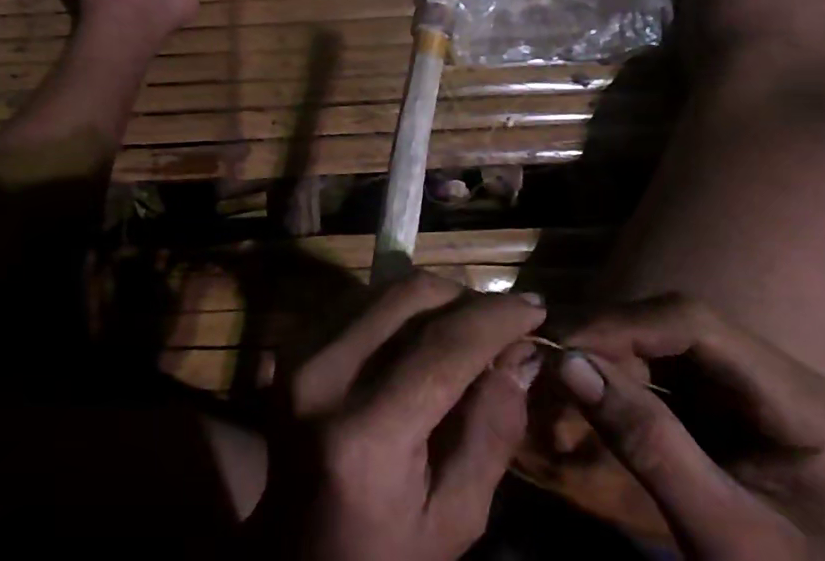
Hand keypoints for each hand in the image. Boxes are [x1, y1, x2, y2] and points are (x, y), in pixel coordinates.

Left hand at [243, 272, 546, 560]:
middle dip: (464, 296)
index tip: (536, 307)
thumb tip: (522, 355)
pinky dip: (397, 307)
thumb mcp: (456, 516)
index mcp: (365, 434)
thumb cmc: (385, 551)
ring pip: (379, 290)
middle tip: (503, 318)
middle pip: (406, 297)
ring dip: (432, 297)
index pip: (442, 347)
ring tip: (468, 325)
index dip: (495, 318)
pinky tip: (423, 332)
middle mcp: (322, 376)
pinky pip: (355, 302)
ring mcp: (297, 354)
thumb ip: (490, 431)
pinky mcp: (289, 345)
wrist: (295, 554)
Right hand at [557, 294, 824, 560]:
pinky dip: (634, 383)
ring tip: (567, 374)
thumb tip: (565, 363)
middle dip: (613, 339)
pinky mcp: (747, 416)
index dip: (622, 325)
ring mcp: (770, 396)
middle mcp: (792, 381)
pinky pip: (679, 378)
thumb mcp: (724, 533)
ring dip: (617, 357)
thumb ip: (648, 445)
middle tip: (553, 360)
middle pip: (683, 329)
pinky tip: (601, 396)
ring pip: (674, 348)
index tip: (561, 346)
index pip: (697, 325)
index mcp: (808, 404)